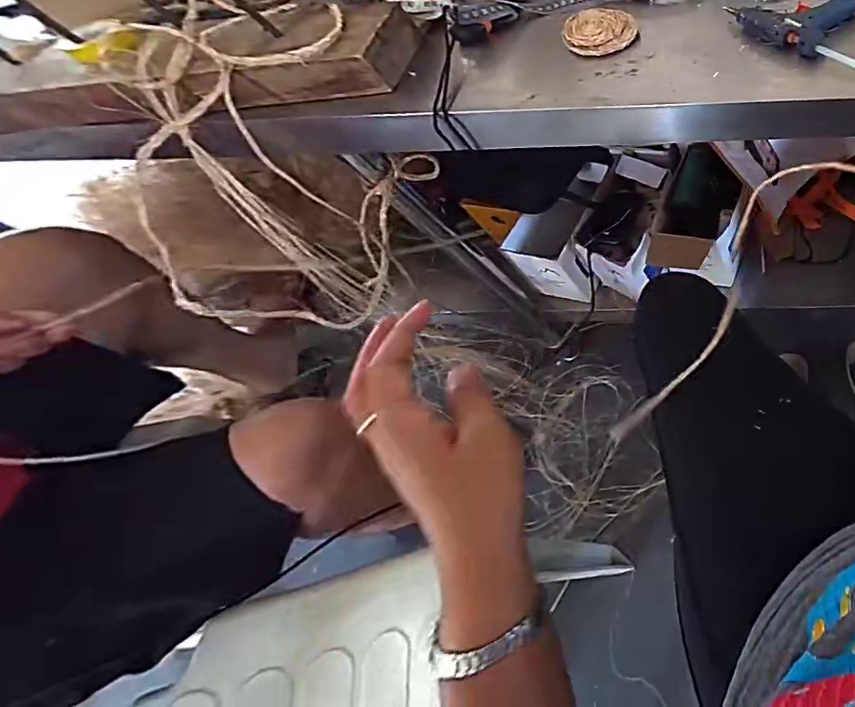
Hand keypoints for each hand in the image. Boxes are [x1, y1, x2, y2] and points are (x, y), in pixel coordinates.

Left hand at [343, 301, 525, 560]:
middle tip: (407, 317)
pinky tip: (409, 387)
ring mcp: (390, 454)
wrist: (475, 546)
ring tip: (398, 342)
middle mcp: (383, 438)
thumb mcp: (487, 434)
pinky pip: (381, 415)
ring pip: (369, 401)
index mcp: (399, 425)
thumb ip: (470, 397)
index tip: (427, 307)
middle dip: (382, 345)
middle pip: (367, 383)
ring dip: (380, 366)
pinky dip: (388, 388)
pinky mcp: (403, 465)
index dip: (403, 334)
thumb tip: (457, 370)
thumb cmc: (482, 489)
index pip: (388, 368)